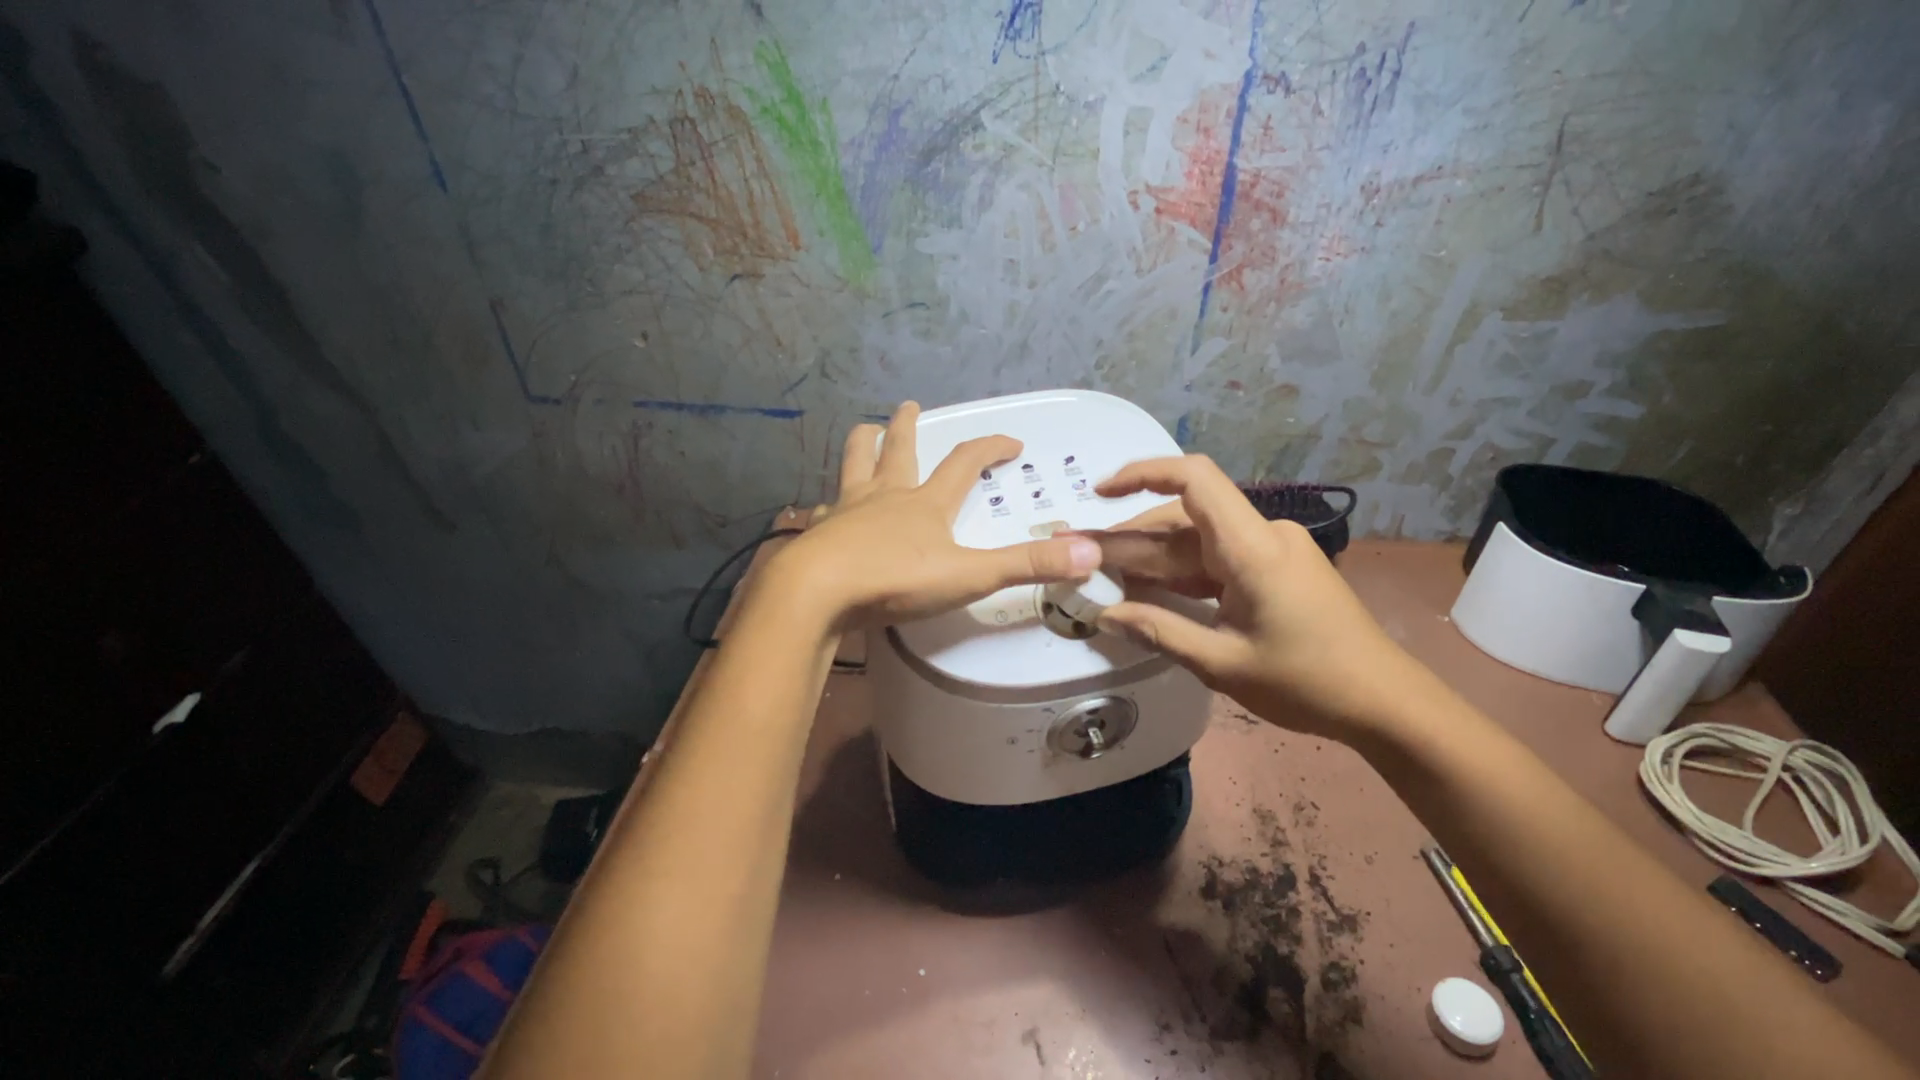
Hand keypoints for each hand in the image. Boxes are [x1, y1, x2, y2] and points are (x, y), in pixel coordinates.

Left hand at [771, 402, 1102, 628]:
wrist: (816, 592)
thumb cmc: (895, 580)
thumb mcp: (970, 575)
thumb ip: (1026, 565)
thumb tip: (1091, 553)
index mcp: (925, 504)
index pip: (964, 464)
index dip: (989, 449)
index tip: (1011, 442)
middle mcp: (885, 497)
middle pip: (897, 451)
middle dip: (906, 428)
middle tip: (906, 406)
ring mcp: (847, 512)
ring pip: (854, 466)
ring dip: (861, 446)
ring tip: (863, 430)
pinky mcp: (818, 535)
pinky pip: (825, 510)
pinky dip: (830, 504)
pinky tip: (826, 509)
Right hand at [1089, 455, 1430, 738]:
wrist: (1385, 702)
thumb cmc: (1307, 682)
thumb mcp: (1223, 664)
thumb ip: (1160, 632)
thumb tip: (1105, 615)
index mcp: (1252, 547)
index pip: (1194, 479)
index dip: (1142, 473)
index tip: (1100, 493)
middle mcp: (1263, 536)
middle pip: (1187, 517)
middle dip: (1134, 538)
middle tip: (1087, 562)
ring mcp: (1274, 552)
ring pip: (1200, 542)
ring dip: (1157, 561)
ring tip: (1108, 581)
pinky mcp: (1279, 571)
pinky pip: (1221, 561)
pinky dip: (1185, 576)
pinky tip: (1152, 595)